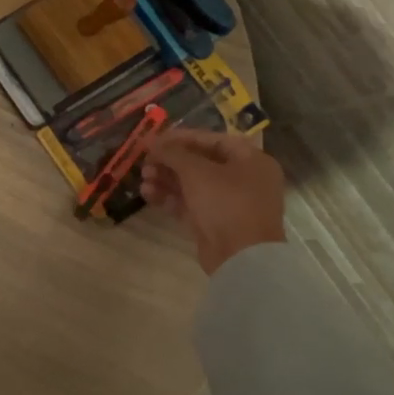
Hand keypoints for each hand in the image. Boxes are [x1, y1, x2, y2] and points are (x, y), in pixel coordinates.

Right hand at [140, 128, 286, 275]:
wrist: (241, 257)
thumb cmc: (225, 203)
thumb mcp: (197, 172)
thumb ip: (173, 153)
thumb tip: (151, 140)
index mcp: (250, 160)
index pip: (211, 140)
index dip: (180, 138)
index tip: (153, 140)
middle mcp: (243, 178)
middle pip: (199, 162)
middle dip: (169, 161)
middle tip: (145, 162)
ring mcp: (229, 201)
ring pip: (191, 183)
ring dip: (165, 179)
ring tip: (143, 179)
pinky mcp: (215, 221)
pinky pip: (189, 203)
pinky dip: (169, 197)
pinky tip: (148, 194)